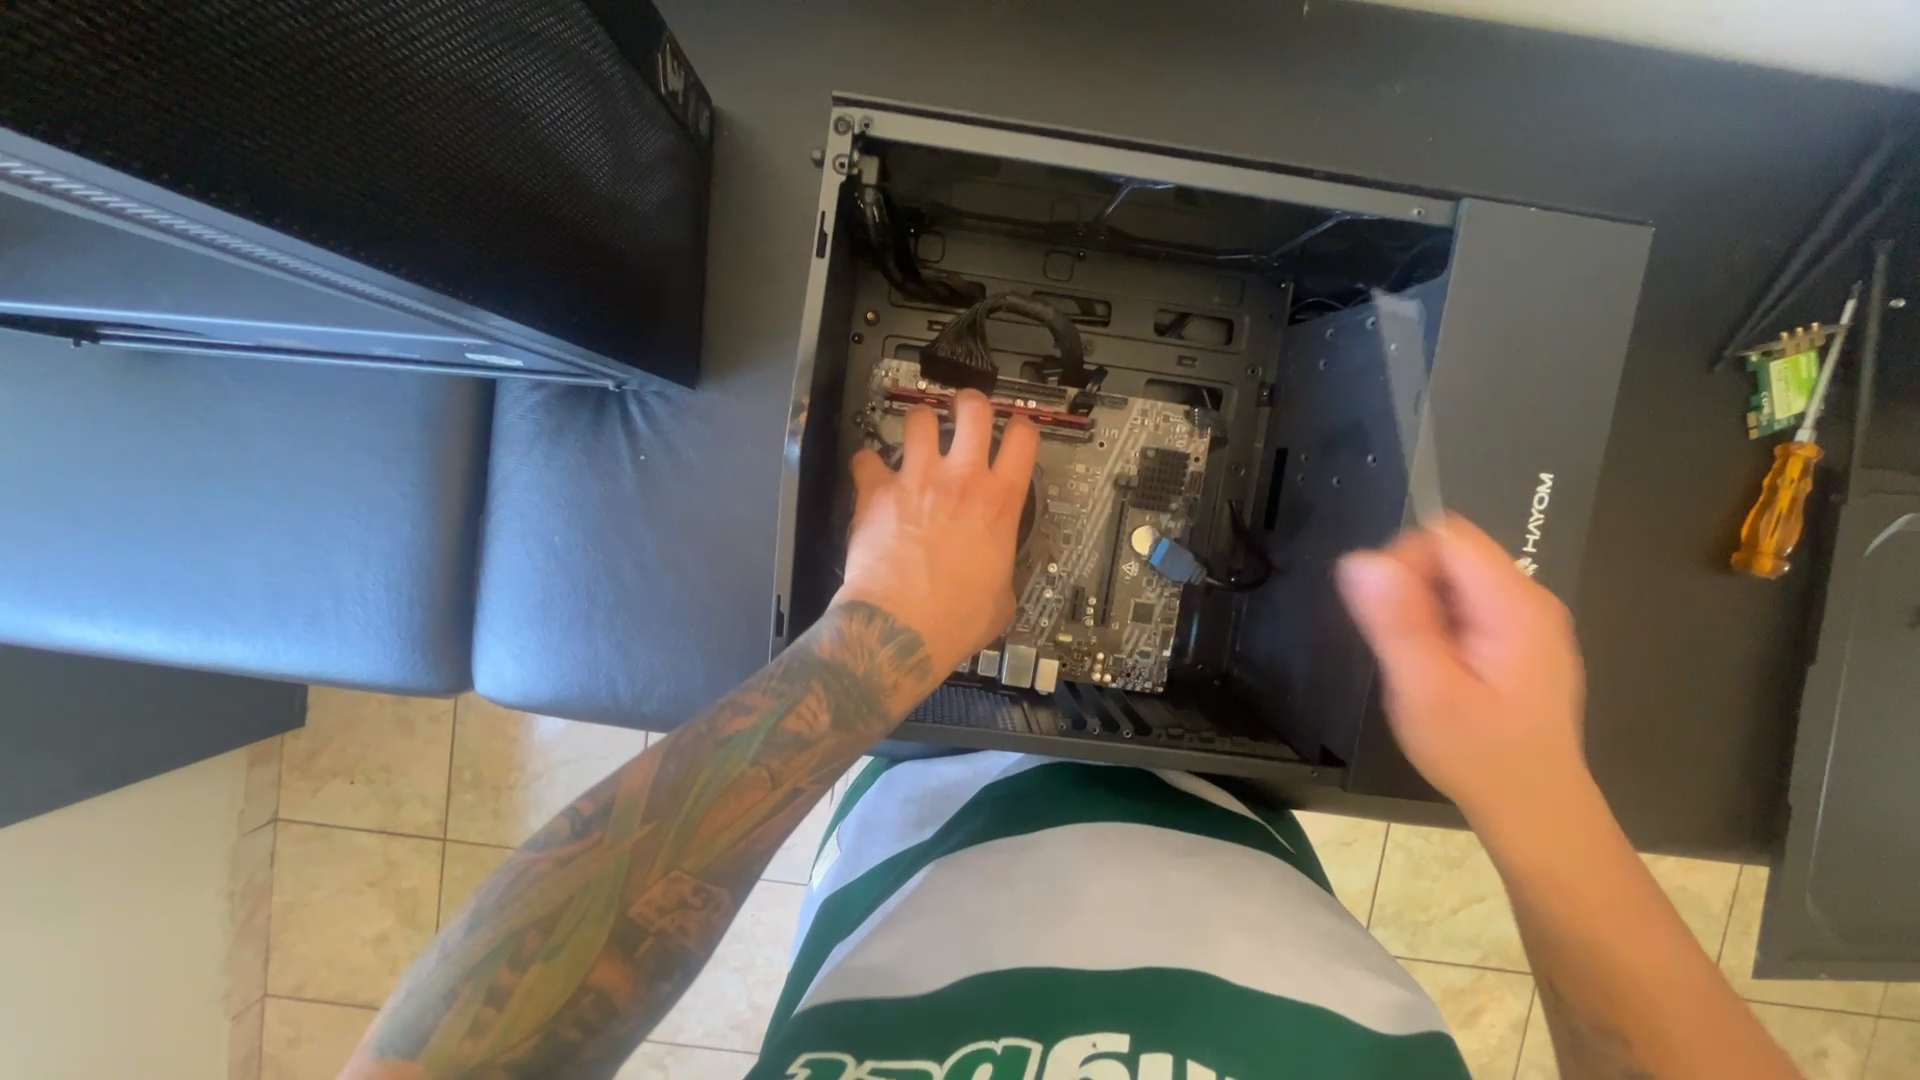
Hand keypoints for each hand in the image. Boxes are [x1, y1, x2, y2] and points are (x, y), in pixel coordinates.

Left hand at [836, 390, 1038, 682]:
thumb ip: (1002, 570)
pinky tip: (870, 474)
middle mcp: (961, 480)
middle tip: (965, 410)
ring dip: (919, 425)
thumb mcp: (1003, 597)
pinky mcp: (876, 491)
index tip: (1015, 429)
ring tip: (916, 437)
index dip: (1021, 427)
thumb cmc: (956, 620)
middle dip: (970, 403)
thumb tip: (996, 576)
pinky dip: (868, 464)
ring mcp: (916, 480)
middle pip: (973, 410)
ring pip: (919, 419)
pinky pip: (867, 459)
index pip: (1023, 440)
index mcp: (1000, 503)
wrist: (903, 626)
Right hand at [1334, 514, 1588, 826]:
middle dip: (1409, 587)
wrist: (1533, 809)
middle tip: (1399, 646)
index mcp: (1513, 605)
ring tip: (1416, 661)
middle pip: (1452, 552)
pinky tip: (1438, 669)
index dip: (1401, 561)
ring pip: (1455, 578)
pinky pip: (1467, 603)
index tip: (1383, 613)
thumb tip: (1359, 561)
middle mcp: (1530, 601)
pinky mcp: (1521, 640)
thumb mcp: (1424, 690)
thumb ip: (1396, 622)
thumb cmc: (1477, 754)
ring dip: (1421, 608)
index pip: (1446, 537)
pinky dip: (1439, 624)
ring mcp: (1529, 621)